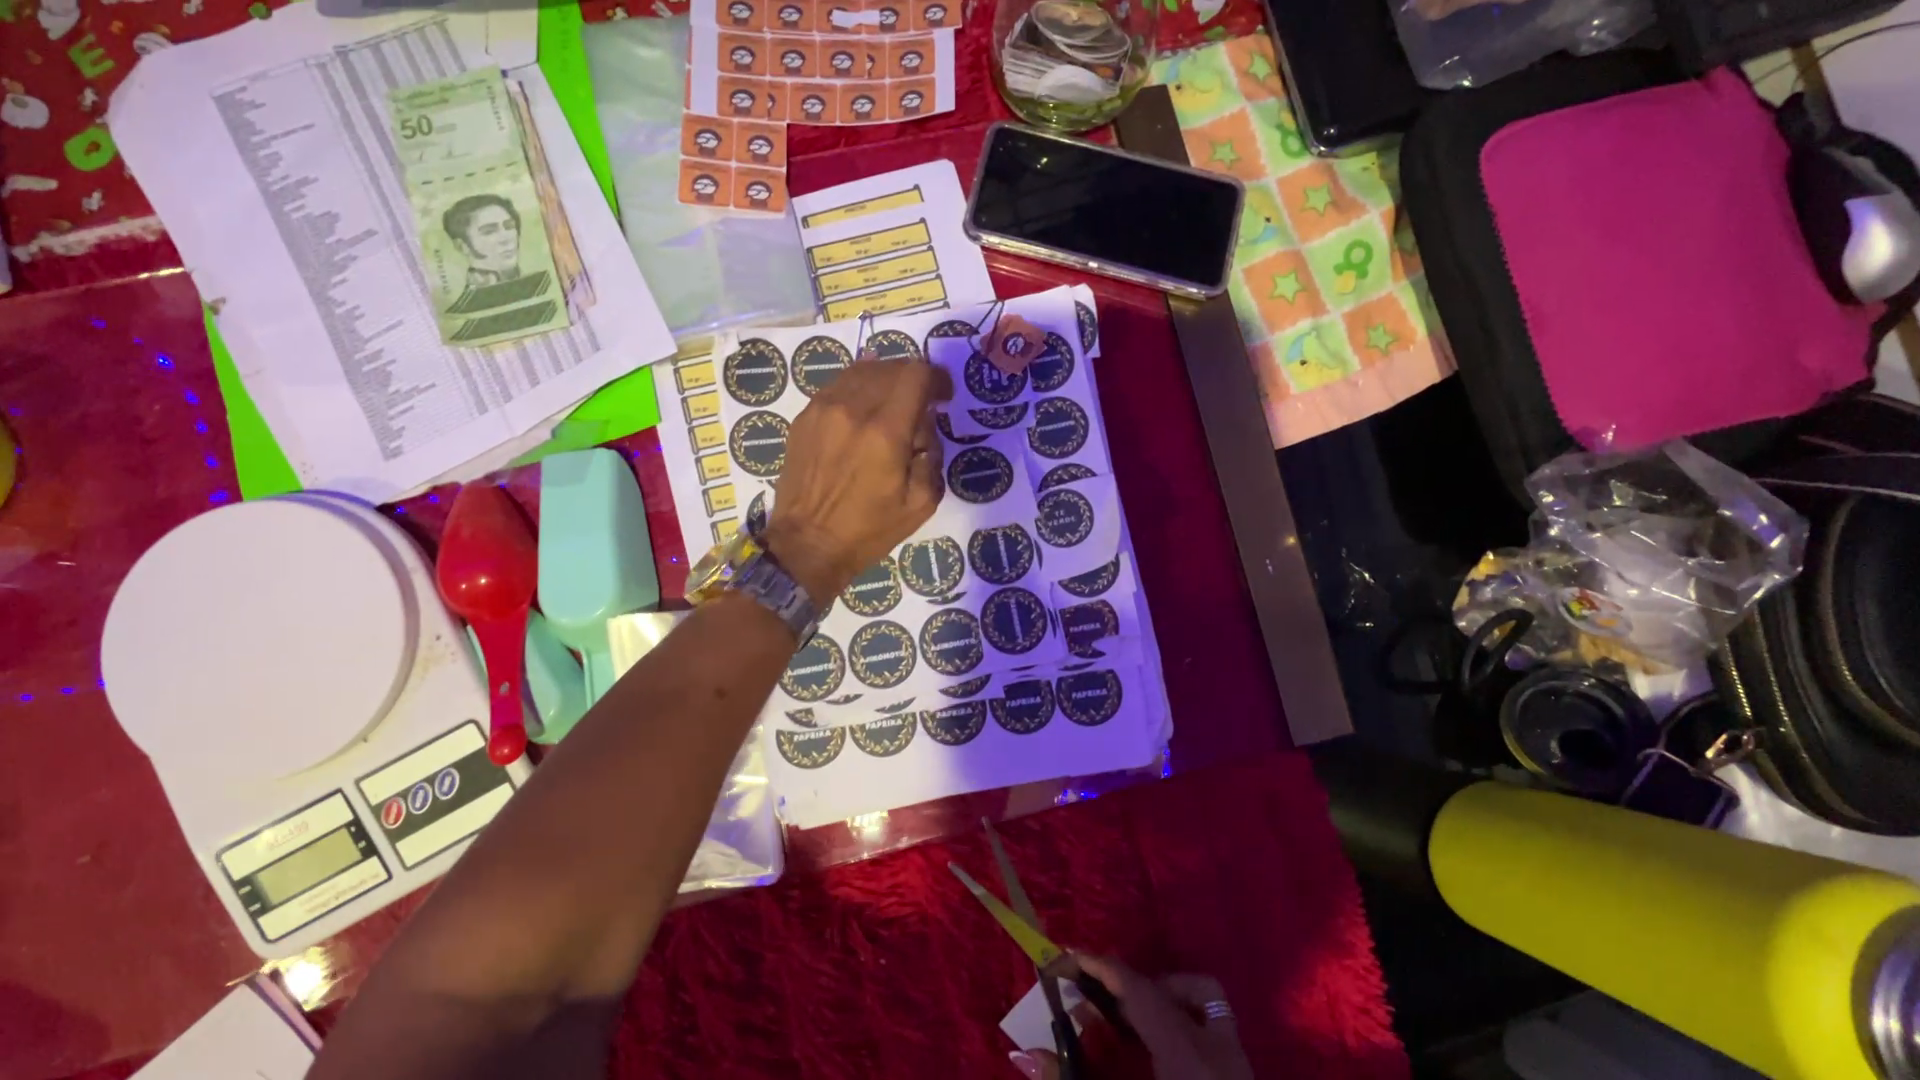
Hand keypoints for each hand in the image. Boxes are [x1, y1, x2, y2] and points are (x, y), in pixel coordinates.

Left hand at [763, 357, 952, 601]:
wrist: (807, 544)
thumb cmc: (868, 530)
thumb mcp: (921, 503)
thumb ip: (931, 454)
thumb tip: (924, 425)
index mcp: (886, 431)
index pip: (916, 374)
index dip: (937, 378)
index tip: (943, 396)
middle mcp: (852, 409)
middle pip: (890, 367)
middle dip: (912, 379)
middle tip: (920, 404)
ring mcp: (823, 409)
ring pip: (862, 370)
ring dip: (884, 381)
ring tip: (890, 406)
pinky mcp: (804, 417)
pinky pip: (838, 386)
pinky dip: (857, 390)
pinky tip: (862, 413)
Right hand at [1009, 958, 1253, 1079]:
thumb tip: (1023, 1055)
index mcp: (1187, 1058)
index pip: (1140, 991)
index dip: (1100, 968)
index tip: (1064, 958)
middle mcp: (1220, 1053)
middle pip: (1179, 989)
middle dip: (1132, 986)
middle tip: (1093, 1002)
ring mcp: (1239, 1068)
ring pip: (1206, 1005)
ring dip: (1164, 1002)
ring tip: (1125, 1027)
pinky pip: (1215, 1032)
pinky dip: (1183, 1026)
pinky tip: (1155, 1057)